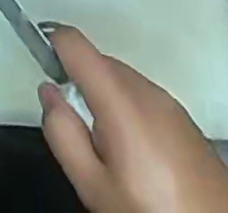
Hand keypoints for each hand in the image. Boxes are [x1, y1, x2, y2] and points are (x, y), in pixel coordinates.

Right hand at [39, 26, 227, 212]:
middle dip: (78, 82)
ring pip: (120, 79)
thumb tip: (48, 92)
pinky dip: (126, 109)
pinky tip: (134, 154)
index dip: (51, 42)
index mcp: (121, 100)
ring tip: (107, 149)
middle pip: (98, 61)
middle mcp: (147, 90)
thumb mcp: (92, 185)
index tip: (40, 61)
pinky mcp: (187, 121)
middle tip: (77, 130)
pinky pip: (142, 96)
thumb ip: (62, 133)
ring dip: (102, 96)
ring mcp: (171, 104)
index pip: (76, 43)